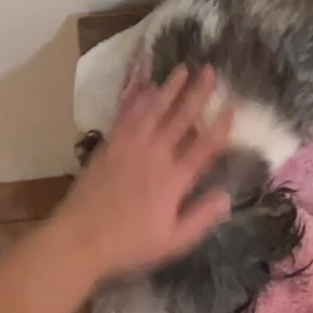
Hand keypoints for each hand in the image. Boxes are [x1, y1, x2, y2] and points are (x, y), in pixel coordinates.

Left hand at [51, 65, 234, 280]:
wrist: (80, 237)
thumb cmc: (129, 244)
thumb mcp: (173, 242)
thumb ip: (201, 218)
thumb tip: (227, 197)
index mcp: (174, 179)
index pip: (204, 146)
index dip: (220, 125)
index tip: (232, 104)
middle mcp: (155, 154)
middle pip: (181, 118)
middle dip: (197, 92)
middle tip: (210, 70)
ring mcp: (130, 144)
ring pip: (154, 108)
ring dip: (169, 87)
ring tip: (182, 68)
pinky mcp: (110, 142)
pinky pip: (127, 112)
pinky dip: (137, 95)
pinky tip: (145, 83)